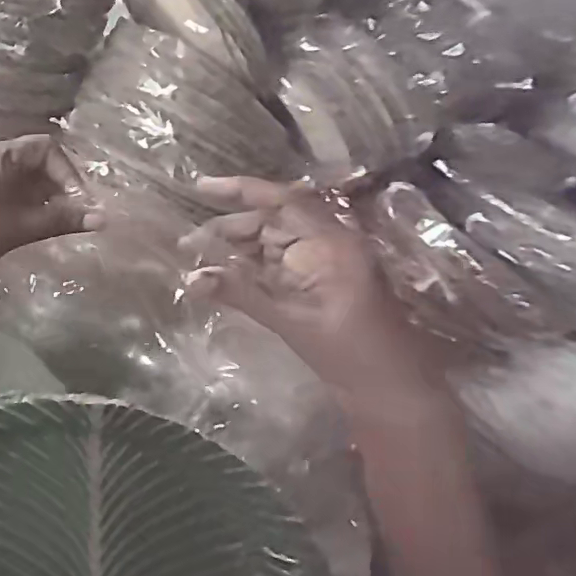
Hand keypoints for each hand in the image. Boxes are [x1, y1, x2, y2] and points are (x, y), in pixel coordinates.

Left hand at [0, 135, 101, 294]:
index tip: (81, 202)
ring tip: (68, 223)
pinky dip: (35, 207)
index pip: (45, 148)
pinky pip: (16, 195)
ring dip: (51, 198)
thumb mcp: (14, 229)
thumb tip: (103, 217)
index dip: (69, 172)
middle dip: (64, 186)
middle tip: (81, 214)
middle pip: (39, 162)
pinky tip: (45, 226)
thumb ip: (58, 220)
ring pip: (29, 180)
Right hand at [180, 176, 427, 383]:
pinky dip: (246, 268)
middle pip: (269, 221)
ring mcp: (319, 264)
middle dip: (227, 228)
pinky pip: (273, 265)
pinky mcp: (312, 283)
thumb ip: (240, 294)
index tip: (201, 186)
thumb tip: (191, 279)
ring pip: (268, 243)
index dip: (239, 190)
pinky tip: (219, 274)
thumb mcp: (291, 321)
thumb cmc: (349, 352)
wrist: (388, 388)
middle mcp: (324, 243)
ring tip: (195, 259)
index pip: (281, 201)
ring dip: (233, 249)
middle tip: (187, 244)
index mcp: (330, 242)